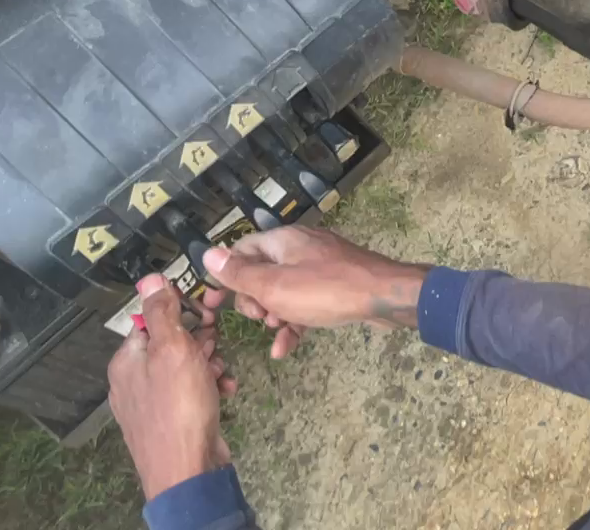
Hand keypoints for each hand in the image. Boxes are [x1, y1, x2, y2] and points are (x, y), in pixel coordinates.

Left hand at [107, 275, 236, 499]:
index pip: (154, 318)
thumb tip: (149, 278)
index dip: (184, 312)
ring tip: (220, 371)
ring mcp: (152, 401)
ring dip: (210, 361)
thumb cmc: (179, 405)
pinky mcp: (172, 417)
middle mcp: (133, 379)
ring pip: (187, 362)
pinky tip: (225, 389)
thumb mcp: (173, 349)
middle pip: (173, 340)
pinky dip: (211, 383)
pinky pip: (193, 387)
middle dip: (201, 339)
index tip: (209, 314)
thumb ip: (163, 312)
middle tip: (215, 347)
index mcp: (127, 361)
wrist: (187, 469)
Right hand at [204, 226, 427, 357]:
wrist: (382, 296)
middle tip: (261, 317)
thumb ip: (240, 273)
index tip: (213, 307)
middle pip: (261, 272)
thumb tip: (208, 253)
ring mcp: (320, 266)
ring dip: (274, 315)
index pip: (242, 250)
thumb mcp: (275, 286)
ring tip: (277, 331)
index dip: (225, 277)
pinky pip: (305, 303)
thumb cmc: (325, 290)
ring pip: (283, 291)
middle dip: (253, 300)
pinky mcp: (334, 285)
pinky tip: (285, 349)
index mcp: (283, 240)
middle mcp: (301, 247)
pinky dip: (294, 323)